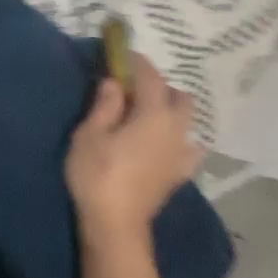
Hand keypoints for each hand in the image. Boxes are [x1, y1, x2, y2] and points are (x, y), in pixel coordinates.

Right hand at [65, 53, 203, 239]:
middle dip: (160, 88)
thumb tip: (114, 83)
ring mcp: (183, 150)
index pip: (150, 78)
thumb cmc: (97, 175)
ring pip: (187, 120)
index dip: (137, 64)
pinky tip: (165, 147)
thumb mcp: (88, 137)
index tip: (124, 55)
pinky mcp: (181, 172)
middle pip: (179, 96)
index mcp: (153, 113)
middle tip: (133, 94)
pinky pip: (189, 148)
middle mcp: (177, 126)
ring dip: (171, 113)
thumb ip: (104, 107)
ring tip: (148, 120)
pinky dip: (179, 141)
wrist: (116, 222)